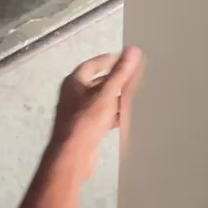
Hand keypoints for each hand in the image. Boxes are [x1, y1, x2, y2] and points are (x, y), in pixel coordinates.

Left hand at [45, 46, 143, 176]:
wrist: (73, 157)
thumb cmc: (86, 121)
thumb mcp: (106, 94)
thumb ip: (120, 73)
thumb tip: (133, 50)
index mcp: (74, 82)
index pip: (92, 64)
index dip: (109, 60)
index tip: (125, 58)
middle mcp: (74, 95)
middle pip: (97, 82)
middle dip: (115, 80)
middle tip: (133, 77)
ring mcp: (78, 113)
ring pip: (101, 100)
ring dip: (116, 97)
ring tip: (135, 95)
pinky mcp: (85, 128)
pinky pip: (102, 115)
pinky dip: (114, 114)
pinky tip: (127, 116)